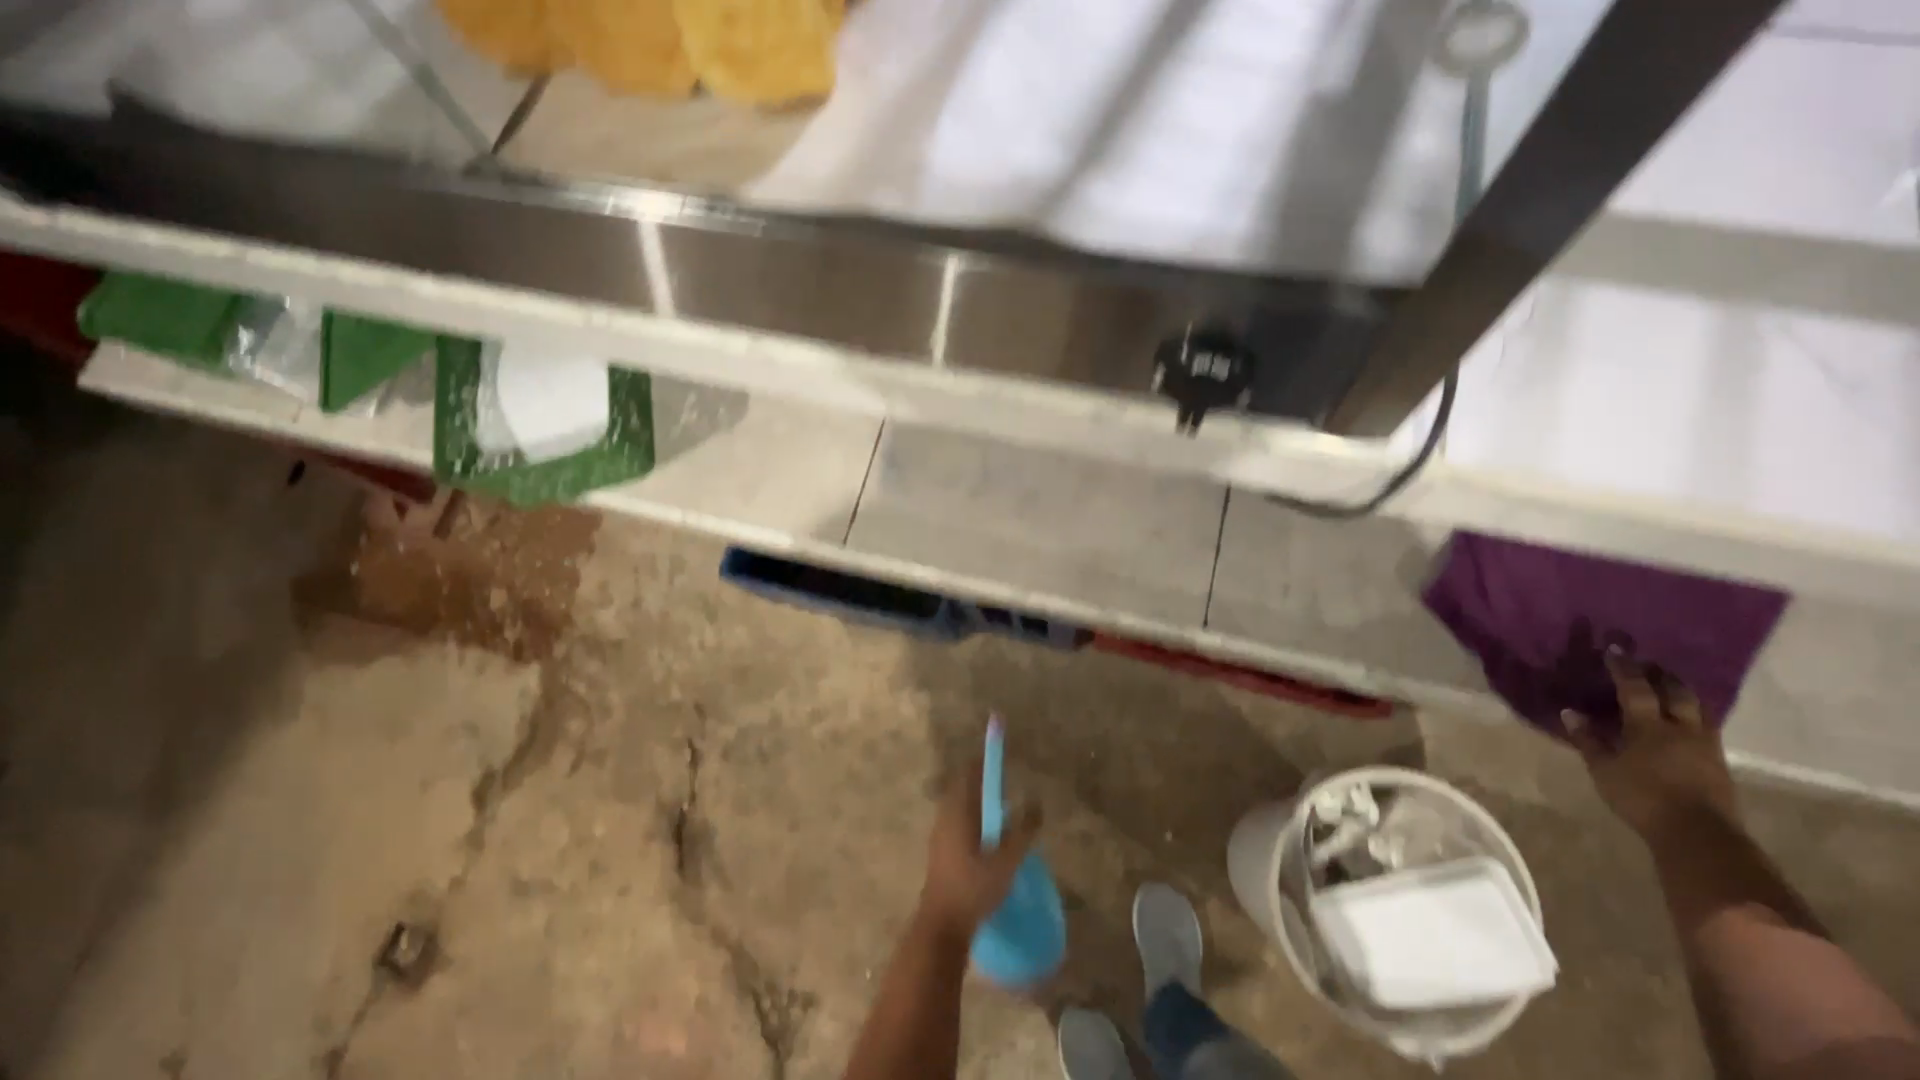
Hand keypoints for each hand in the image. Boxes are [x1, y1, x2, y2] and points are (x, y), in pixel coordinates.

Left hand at [916, 757, 1041, 938]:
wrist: (942, 925)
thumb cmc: (974, 888)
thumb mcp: (1006, 860)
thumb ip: (1023, 830)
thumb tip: (1036, 802)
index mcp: (957, 813)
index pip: (969, 775)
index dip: (983, 761)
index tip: (1000, 754)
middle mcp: (944, 818)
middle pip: (963, 789)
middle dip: (983, 782)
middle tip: (1007, 782)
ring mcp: (940, 836)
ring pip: (960, 808)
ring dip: (979, 802)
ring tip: (1004, 809)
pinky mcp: (941, 852)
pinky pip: (959, 823)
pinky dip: (975, 819)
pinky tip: (991, 837)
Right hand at [1564, 652, 1738, 839]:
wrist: (1697, 833)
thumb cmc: (1642, 798)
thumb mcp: (1604, 771)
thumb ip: (1588, 741)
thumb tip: (1570, 712)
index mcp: (1649, 726)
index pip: (1636, 687)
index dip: (1625, 667)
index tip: (1616, 649)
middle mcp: (1681, 727)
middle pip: (1677, 692)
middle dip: (1662, 675)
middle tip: (1649, 664)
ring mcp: (1705, 744)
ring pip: (1698, 708)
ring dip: (1684, 693)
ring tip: (1672, 688)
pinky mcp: (1719, 762)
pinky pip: (1707, 727)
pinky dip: (1695, 716)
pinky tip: (1688, 722)